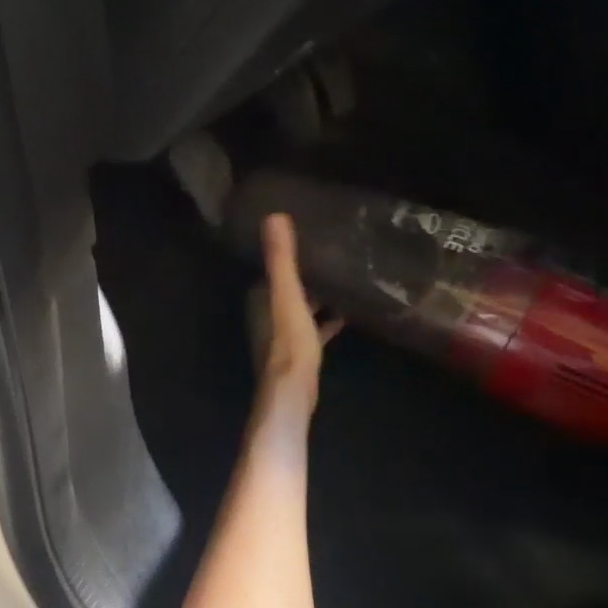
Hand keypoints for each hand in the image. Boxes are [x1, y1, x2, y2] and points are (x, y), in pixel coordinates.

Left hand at [253, 214, 344, 417]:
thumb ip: (281, 259)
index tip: (310, 238)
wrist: (292, 391)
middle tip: (333, 256)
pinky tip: (347, 314)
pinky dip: (326, 320)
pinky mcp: (299, 352)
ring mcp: (282, 336)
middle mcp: (266, 315)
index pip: (273, 269)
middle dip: (306, 274)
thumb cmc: (289, 342)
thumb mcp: (287, 295)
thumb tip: (273, 216)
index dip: (289, 254)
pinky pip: (313, 329)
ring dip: (317, 297)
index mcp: (260, 299)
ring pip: (301, 308)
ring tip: (343, 280)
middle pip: (288, 289)